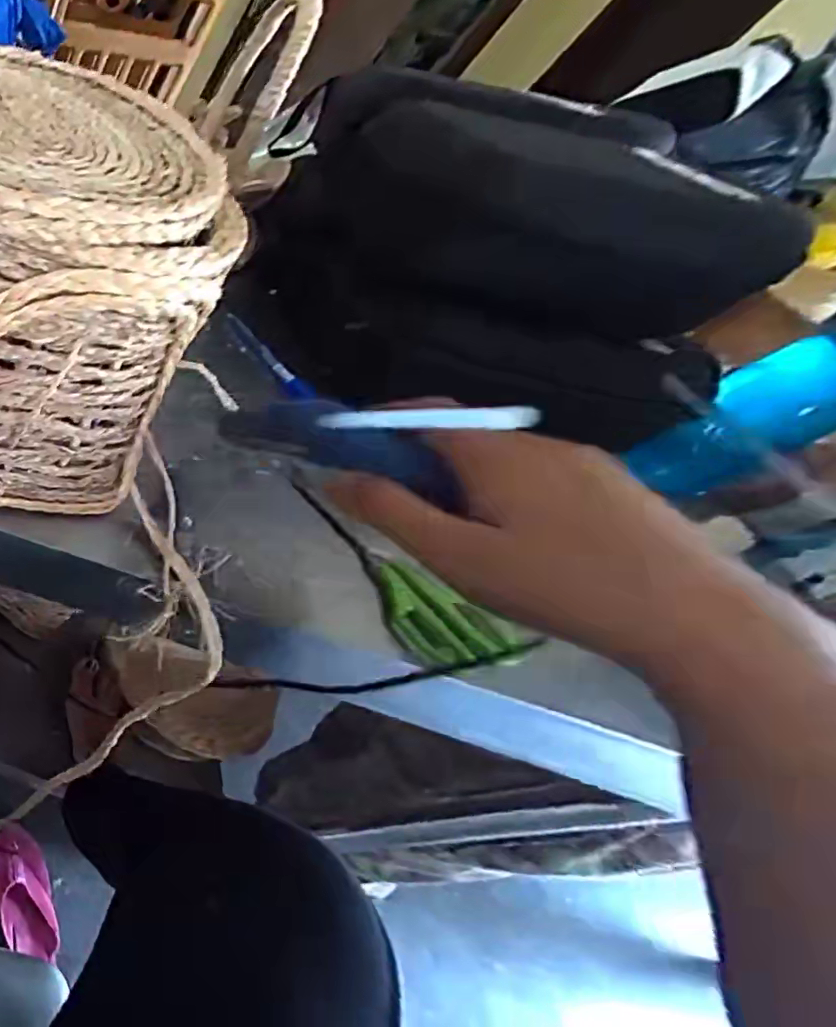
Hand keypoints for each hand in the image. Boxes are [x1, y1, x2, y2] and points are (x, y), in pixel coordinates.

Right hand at [325, 428, 773, 671]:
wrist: (700, 621)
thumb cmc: (554, 583)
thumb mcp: (450, 553)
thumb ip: (386, 509)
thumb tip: (334, 476)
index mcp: (495, 452)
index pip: (422, 412)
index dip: (375, 422)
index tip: (342, 448)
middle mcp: (540, 444)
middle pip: (459, 435)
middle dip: (413, 459)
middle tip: (392, 506)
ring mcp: (585, 463)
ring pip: (498, 458)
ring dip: (457, 478)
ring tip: (451, 530)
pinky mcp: (614, 488)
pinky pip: (536, 474)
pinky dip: (499, 489)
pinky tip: (511, 537)